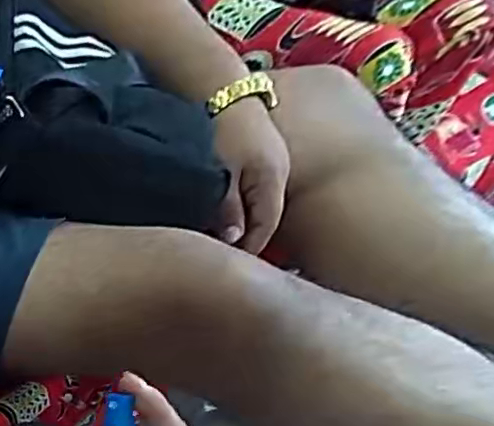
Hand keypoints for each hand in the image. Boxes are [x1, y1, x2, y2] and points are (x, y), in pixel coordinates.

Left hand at [212, 98, 289, 253]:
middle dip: (245, 241)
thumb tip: (234, 240)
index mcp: (272, 177)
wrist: (218, 89)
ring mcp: (268, 161)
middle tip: (221, 263)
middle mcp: (276, 170)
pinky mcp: (255, 156)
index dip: (250, 249)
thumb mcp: (220, 176)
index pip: (266, 225)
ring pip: (257, 204)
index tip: (231, 269)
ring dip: (240, 225)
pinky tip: (217, 220)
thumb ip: (227, 209)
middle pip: (264, 217)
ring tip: (216, 247)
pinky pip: (250, 192)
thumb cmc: (218, 131)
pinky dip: (237, 209)